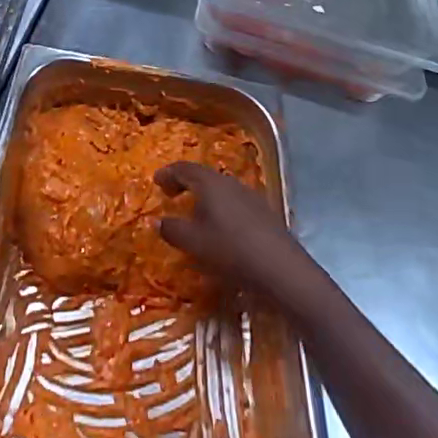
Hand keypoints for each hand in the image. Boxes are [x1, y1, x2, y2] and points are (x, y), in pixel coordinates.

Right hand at [155, 162, 324, 302]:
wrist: (281, 269)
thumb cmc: (231, 250)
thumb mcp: (194, 242)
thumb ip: (172, 229)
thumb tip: (157, 221)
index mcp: (210, 183)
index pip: (184, 169)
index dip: (168, 174)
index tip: (157, 182)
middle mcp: (230, 182)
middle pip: (204, 176)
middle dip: (186, 183)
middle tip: (172, 194)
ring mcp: (250, 196)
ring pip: (221, 189)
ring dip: (204, 197)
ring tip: (194, 212)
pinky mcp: (264, 213)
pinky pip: (234, 202)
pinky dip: (220, 208)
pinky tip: (221, 228)